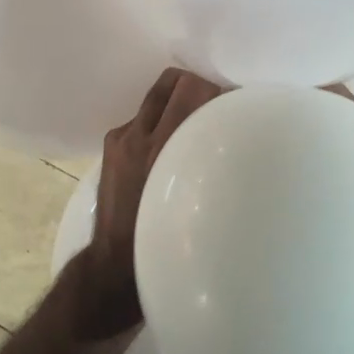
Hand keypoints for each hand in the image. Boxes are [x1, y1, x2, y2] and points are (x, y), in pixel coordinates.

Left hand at [73, 67, 222, 338]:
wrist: (112, 271)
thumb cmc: (168, 252)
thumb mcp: (205, 213)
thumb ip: (216, 169)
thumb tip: (243, 147)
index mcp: (166, 149)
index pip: (193, 89)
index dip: (218, 89)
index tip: (236, 105)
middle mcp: (141, 136)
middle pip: (174, 81)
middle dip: (199, 85)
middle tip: (218, 107)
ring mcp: (122, 139)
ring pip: (156, 96)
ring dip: (177, 99)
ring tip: (196, 120)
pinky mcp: (111, 147)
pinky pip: (141, 118)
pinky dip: (157, 121)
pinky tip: (169, 146)